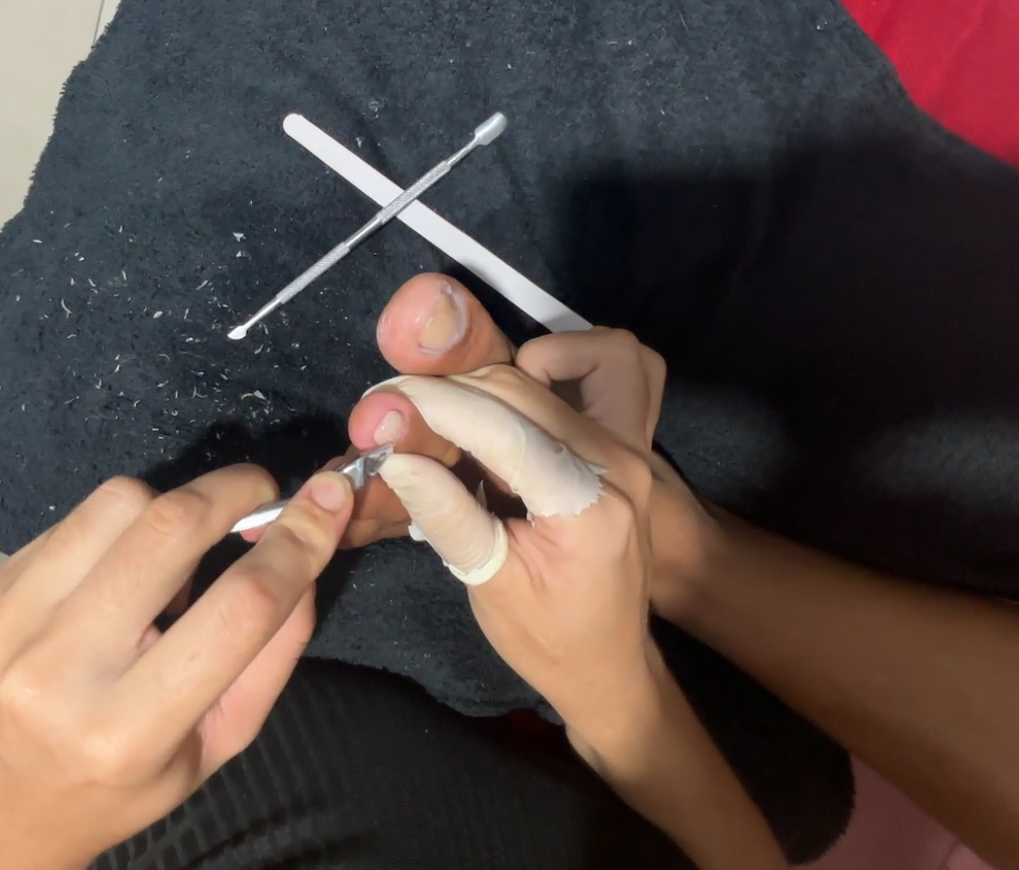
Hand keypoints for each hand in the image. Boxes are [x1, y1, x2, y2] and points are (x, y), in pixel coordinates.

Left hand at [0, 467, 353, 869]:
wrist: (3, 806)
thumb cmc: (128, 783)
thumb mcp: (222, 741)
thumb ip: (276, 648)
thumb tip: (308, 543)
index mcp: (129, 730)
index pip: (238, 608)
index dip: (295, 543)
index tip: (328, 500)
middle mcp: (60, 671)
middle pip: (170, 529)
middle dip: (234, 492)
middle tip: (261, 494)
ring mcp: (15, 621)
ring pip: (123, 502)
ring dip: (177, 503)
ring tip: (187, 545)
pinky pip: (83, 512)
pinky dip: (128, 520)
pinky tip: (130, 563)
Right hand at [372, 365, 667, 737]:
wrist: (610, 661)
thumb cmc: (548, 637)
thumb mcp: (488, 586)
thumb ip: (444, 513)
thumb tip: (392, 454)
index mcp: (587, 507)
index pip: (502, 428)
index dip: (437, 404)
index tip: (382, 398)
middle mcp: (622, 462)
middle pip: (524, 388)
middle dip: (452, 388)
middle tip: (400, 409)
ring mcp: (637, 445)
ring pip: (583, 356)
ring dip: (519, 365)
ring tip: (471, 403)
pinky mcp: (634, 438)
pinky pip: (622, 366)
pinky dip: (572, 360)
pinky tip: (527, 392)